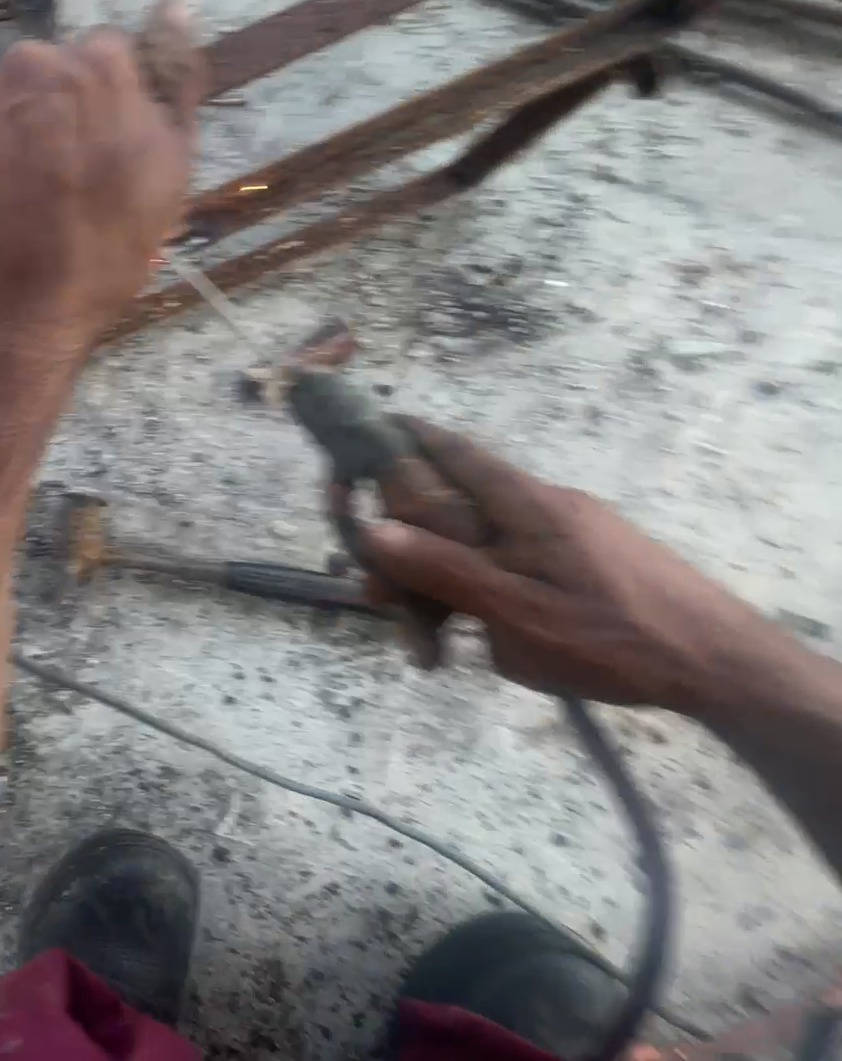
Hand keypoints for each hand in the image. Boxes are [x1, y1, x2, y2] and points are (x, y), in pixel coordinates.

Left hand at [0, 0, 204, 377]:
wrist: (12, 325)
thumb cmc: (99, 262)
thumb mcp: (166, 177)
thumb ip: (174, 84)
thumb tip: (174, 3)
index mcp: (97, 64)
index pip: (96, 67)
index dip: (90, 122)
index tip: (83, 171)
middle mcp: (27, 62)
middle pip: (34, 79)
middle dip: (36, 124)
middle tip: (37, 195)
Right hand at [358, 418, 783, 711]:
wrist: (730, 672)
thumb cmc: (615, 636)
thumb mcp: (514, 608)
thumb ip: (441, 567)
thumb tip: (369, 529)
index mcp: (526, 506)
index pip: (456, 454)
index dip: (410, 437)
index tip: (373, 426)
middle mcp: (541, 510)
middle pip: (448, 514)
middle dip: (401, 553)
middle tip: (377, 600)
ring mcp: (562, 538)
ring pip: (473, 550)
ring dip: (436, 591)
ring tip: (427, 647)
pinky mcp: (579, 566)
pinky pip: (504, 570)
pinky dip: (475, 600)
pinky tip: (473, 641)